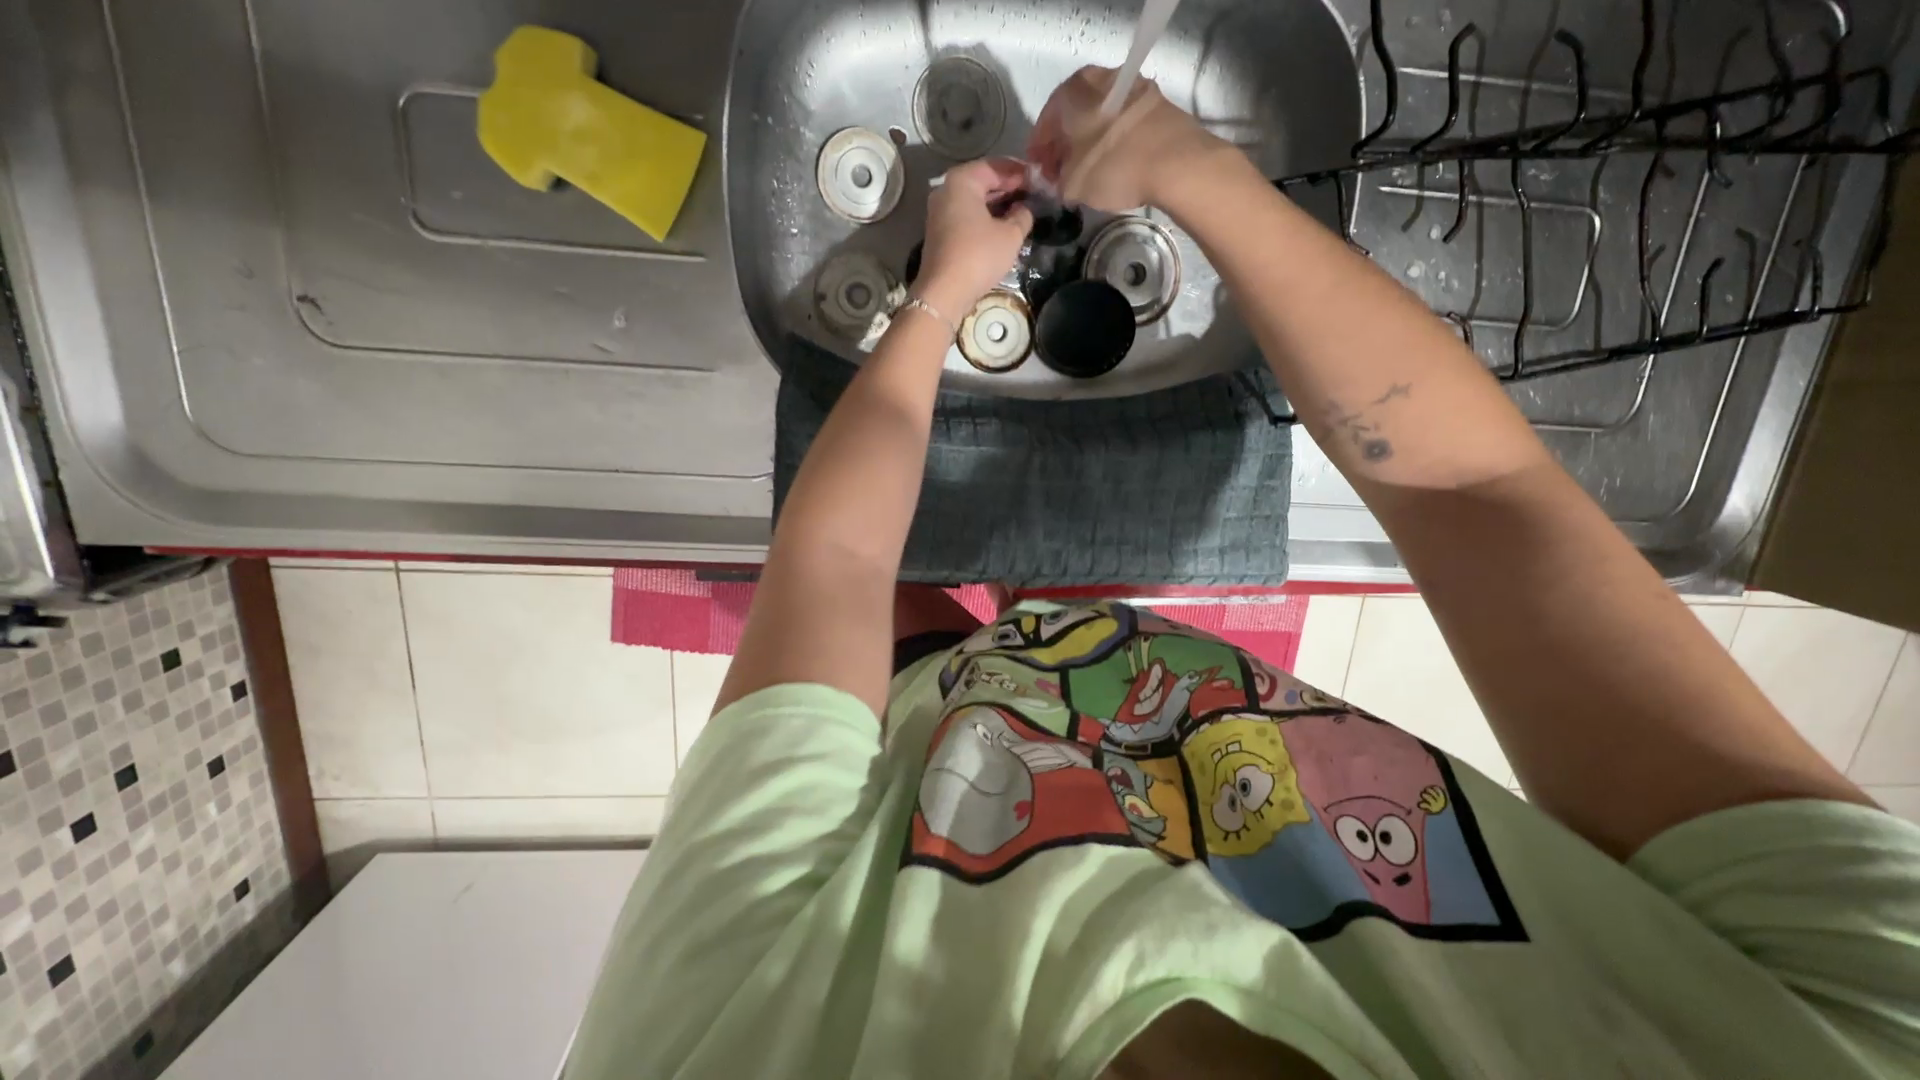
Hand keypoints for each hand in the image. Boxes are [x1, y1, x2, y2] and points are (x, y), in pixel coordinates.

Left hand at [915, 159, 1035, 318]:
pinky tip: (1004, 224)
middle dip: (1009, 186)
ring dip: (998, 203)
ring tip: (1023, 209)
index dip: (1020, 172)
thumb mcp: (1010, 235)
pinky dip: (986, 216)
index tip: (1040, 179)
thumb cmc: (979, 256)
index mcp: (962, 181)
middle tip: (1034, 193)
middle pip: (983, 180)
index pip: (996, 166)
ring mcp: (940, 211)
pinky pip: (967, 214)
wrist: (944, 292)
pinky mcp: (940, 231)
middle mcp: (946, 189)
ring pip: (975, 199)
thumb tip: (1025, 208)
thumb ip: (1023, 215)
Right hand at [1027, 66, 1231, 210]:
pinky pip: (1123, 124)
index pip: (1048, 118)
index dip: (1040, 147)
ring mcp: (1135, 89)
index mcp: (1074, 90)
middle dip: (1066, 143)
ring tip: (1088, 171)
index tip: (1038, 168)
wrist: (1178, 164)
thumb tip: (1060, 179)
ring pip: (1101, 117)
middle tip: (1061, 170)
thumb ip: (1058, 180)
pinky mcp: (1159, 106)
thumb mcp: (1072, 183)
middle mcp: (1103, 79)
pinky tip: (1114, 166)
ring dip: (1090, 142)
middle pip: (1076, 114)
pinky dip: (1113, 142)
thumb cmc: (1113, 167)